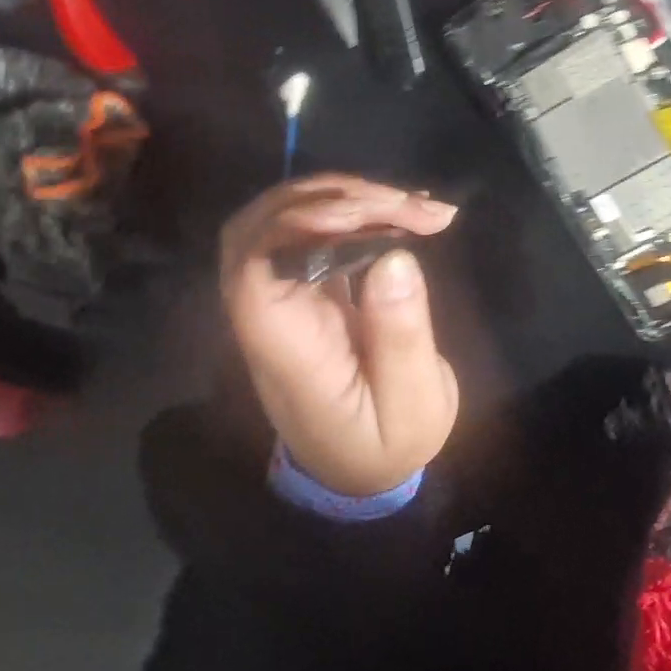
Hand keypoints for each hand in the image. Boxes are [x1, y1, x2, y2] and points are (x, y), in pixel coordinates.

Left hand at [220, 174, 459, 495]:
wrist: (364, 472)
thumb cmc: (386, 447)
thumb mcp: (412, 407)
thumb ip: (401, 338)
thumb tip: (395, 257)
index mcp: (285, 349)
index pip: (253, 268)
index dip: (294, 225)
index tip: (363, 214)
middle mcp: (272, 314)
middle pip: (258, 230)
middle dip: (328, 197)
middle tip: (406, 204)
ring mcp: (287, 301)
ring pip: (285, 223)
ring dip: (346, 199)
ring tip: (417, 206)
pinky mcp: (310, 294)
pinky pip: (316, 236)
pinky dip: (356, 213)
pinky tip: (405, 212)